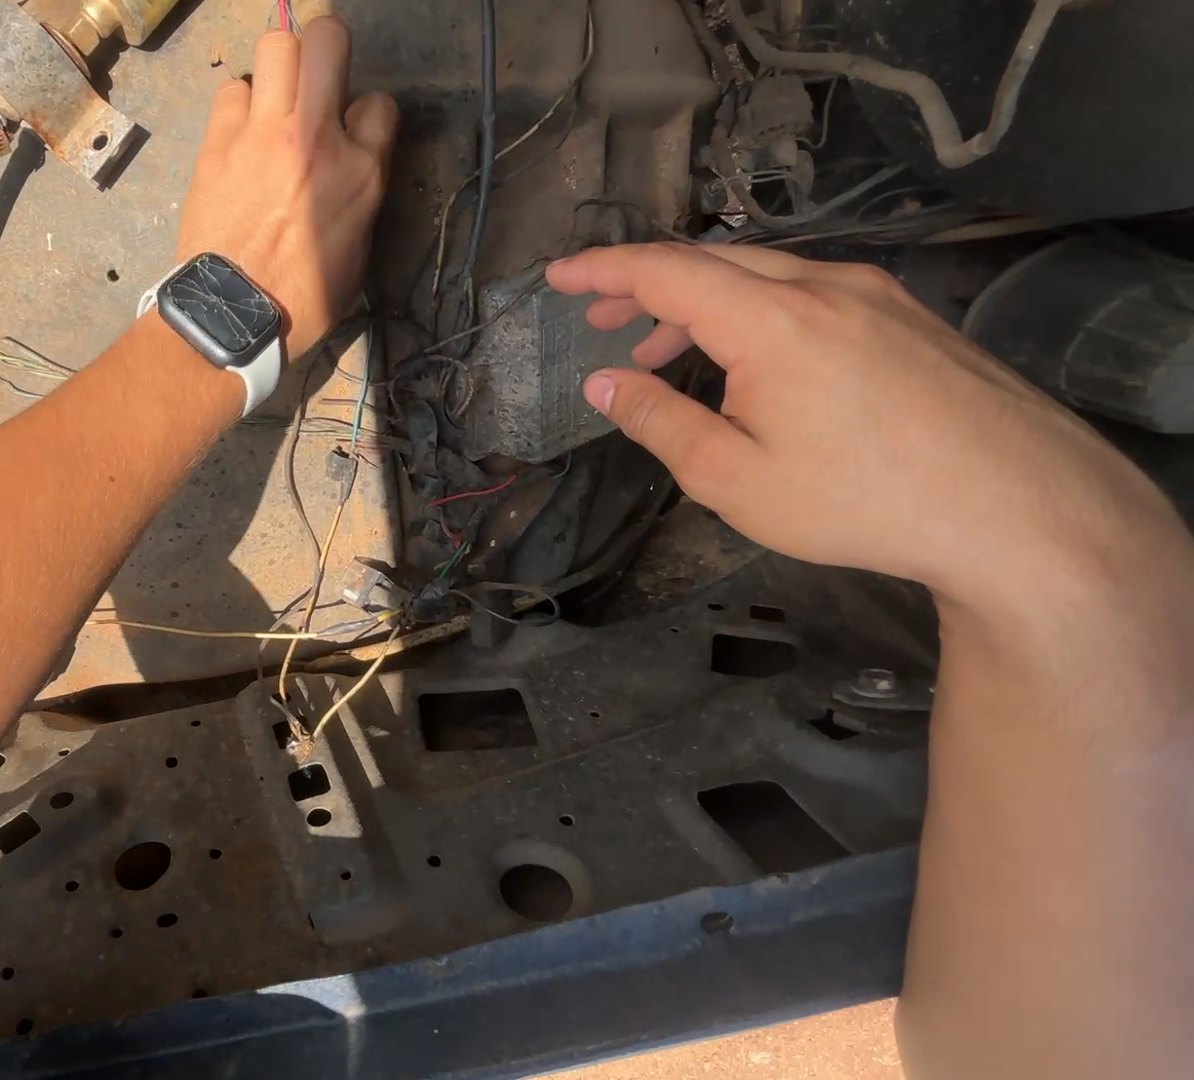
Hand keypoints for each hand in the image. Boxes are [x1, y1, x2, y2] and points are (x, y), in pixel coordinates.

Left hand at [176, 17, 398, 359]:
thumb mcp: (356, 257)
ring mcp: (263, 135)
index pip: (380, 102)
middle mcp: (315, 138)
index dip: (365, 116)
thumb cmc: (301, 304)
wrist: (233, 317)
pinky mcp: (218, 143)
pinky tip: (237, 138)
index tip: (350, 136)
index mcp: (361, 173)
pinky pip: (231, 90)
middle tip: (313, 85)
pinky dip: (237, 108)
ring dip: (278, 70)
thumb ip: (359, 197)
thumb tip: (351, 169)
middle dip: (324, 52)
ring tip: (272, 106)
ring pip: (275, 46)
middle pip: (326, 38)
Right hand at [546, 243, 1192, 610]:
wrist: (1022, 513)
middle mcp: (825, 288)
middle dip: (643, 285)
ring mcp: (875, 296)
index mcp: (772, 322)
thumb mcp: (728, 475)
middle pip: (712, 263)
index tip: (556, 276)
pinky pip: (805, 294)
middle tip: (599, 319)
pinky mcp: (906, 317)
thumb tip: (601, 383)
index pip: (666, 272)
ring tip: (658, 351)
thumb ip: (655, 420)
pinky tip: (742, 360)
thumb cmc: (856, 500)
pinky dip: (749, 314)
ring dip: (697, 305)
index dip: (601, 270)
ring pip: (761, 276)